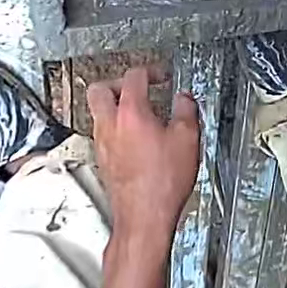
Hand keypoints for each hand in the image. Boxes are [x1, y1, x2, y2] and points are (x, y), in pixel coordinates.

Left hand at [87, 67, 199, 243]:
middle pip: (100, 89)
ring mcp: (102, 144)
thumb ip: (186, 110)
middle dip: (119, 83)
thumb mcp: (188, 138)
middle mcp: (110, 126)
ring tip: (140, 111)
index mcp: (131, 113)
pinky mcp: (103, 160)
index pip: (133, 77)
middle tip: (139, 87)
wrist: (144, 216)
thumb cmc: (163, 182)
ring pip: (98, 112)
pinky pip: (104, 133)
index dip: (150, 71)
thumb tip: (184, 99)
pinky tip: (137, 137)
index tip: (161, 76)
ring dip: (116, 106)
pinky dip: (117, 127)